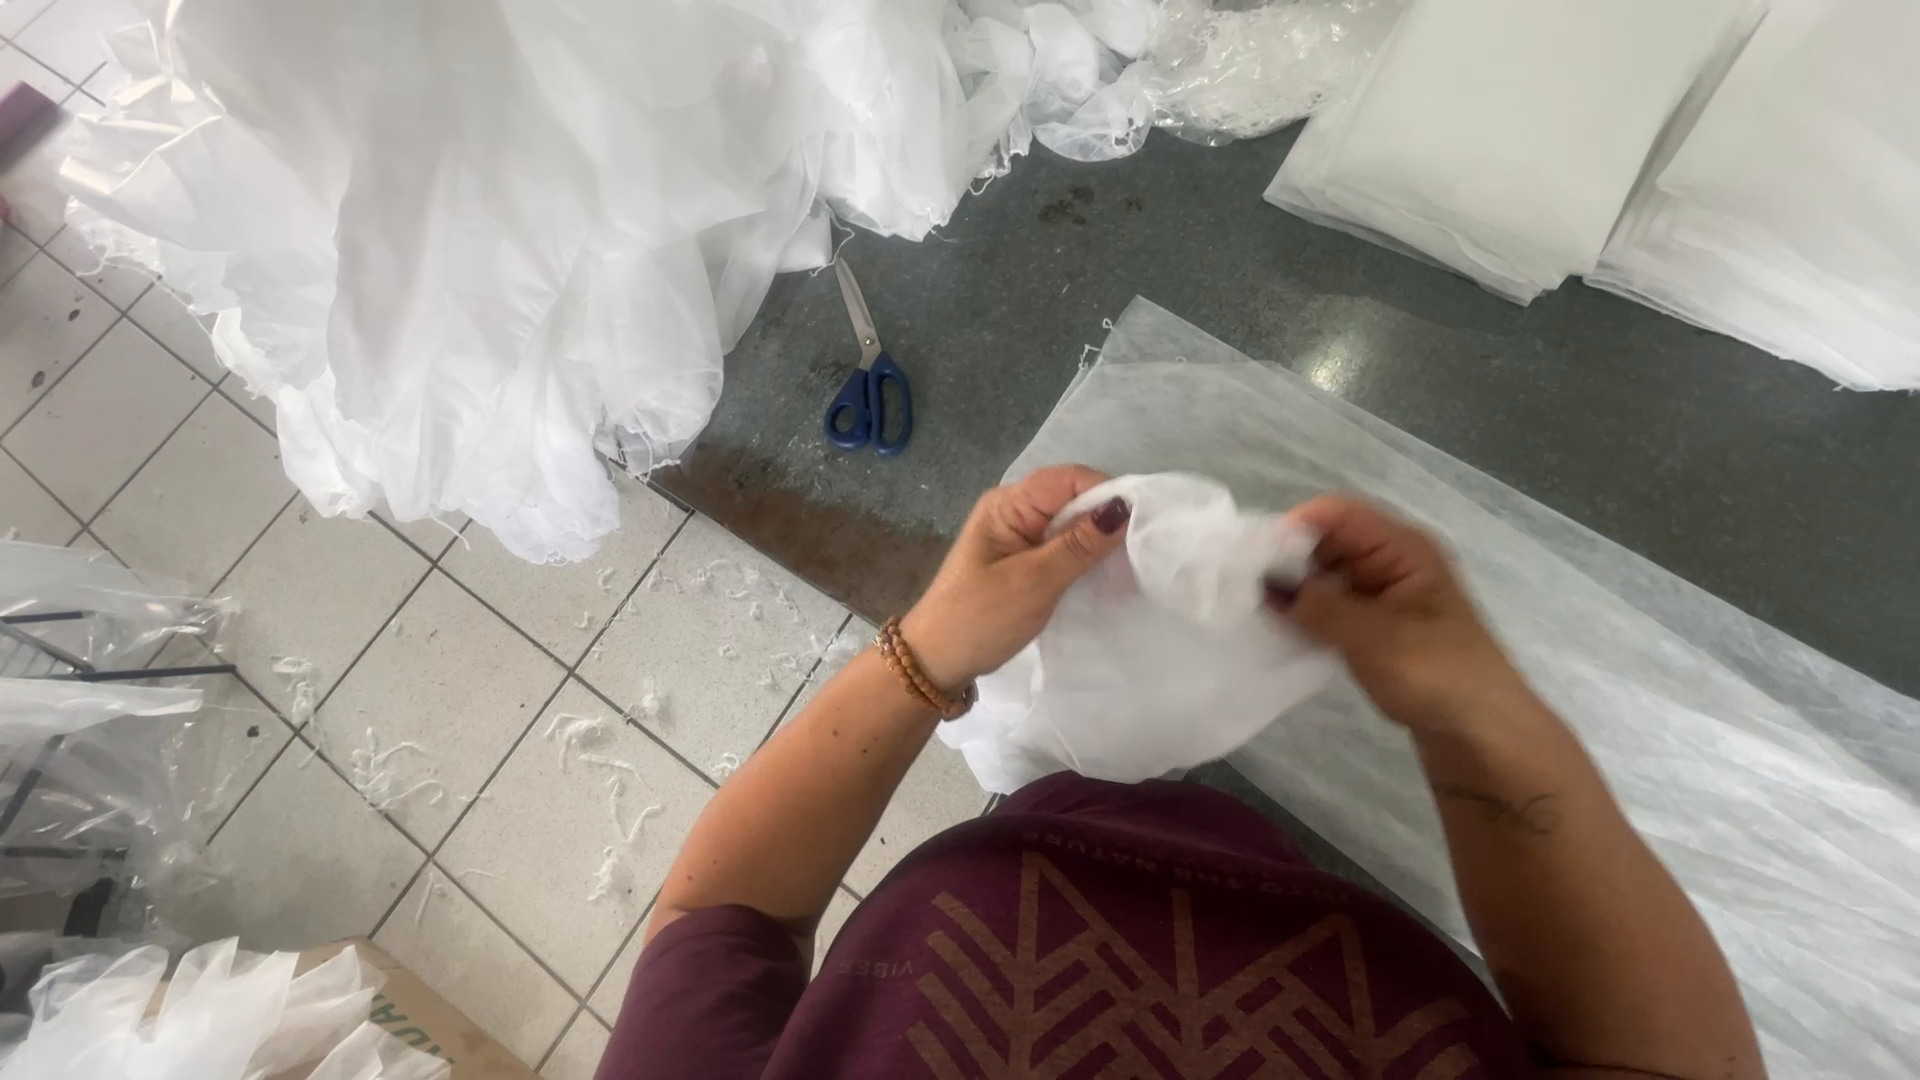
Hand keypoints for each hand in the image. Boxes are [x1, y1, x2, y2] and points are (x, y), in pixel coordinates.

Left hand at [901, 465, 1130, 688]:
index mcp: (1008, 504)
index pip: (1069, 479)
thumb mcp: (1034, 582)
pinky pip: (1062, 545)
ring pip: (1071, 522)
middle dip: (1108, 517)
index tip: (1144, 523)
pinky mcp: (1023, 559)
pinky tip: (1105, 575)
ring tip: (1131, 564)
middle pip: (1072, 496)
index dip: (1108, 493)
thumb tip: (1124, 507)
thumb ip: (1079, 545)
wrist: (937, 662)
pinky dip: (1085, 556)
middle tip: (1143, 548)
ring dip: (1099, 539)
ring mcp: (1017, 535)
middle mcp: (1013, 510)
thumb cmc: (980, 619)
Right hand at [1277, 495, 1529, 735]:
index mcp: (1402, 549)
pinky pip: (1328, 603)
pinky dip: (1304, 610)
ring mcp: (1381, 594)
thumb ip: (1319, 606)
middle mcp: (1390, 562)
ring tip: (1253, 604)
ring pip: (1323, 572)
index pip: (1338, 514)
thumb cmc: (1437, 675)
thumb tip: (1268, 586)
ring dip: (1292, 586)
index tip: (1255, 557)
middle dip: (1287, 557)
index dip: (1295, 526)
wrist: (1481, 733)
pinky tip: (1278, 624)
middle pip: (1326, 539)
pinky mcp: (1372, 623)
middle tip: (1245, 584)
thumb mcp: (1374, 637)